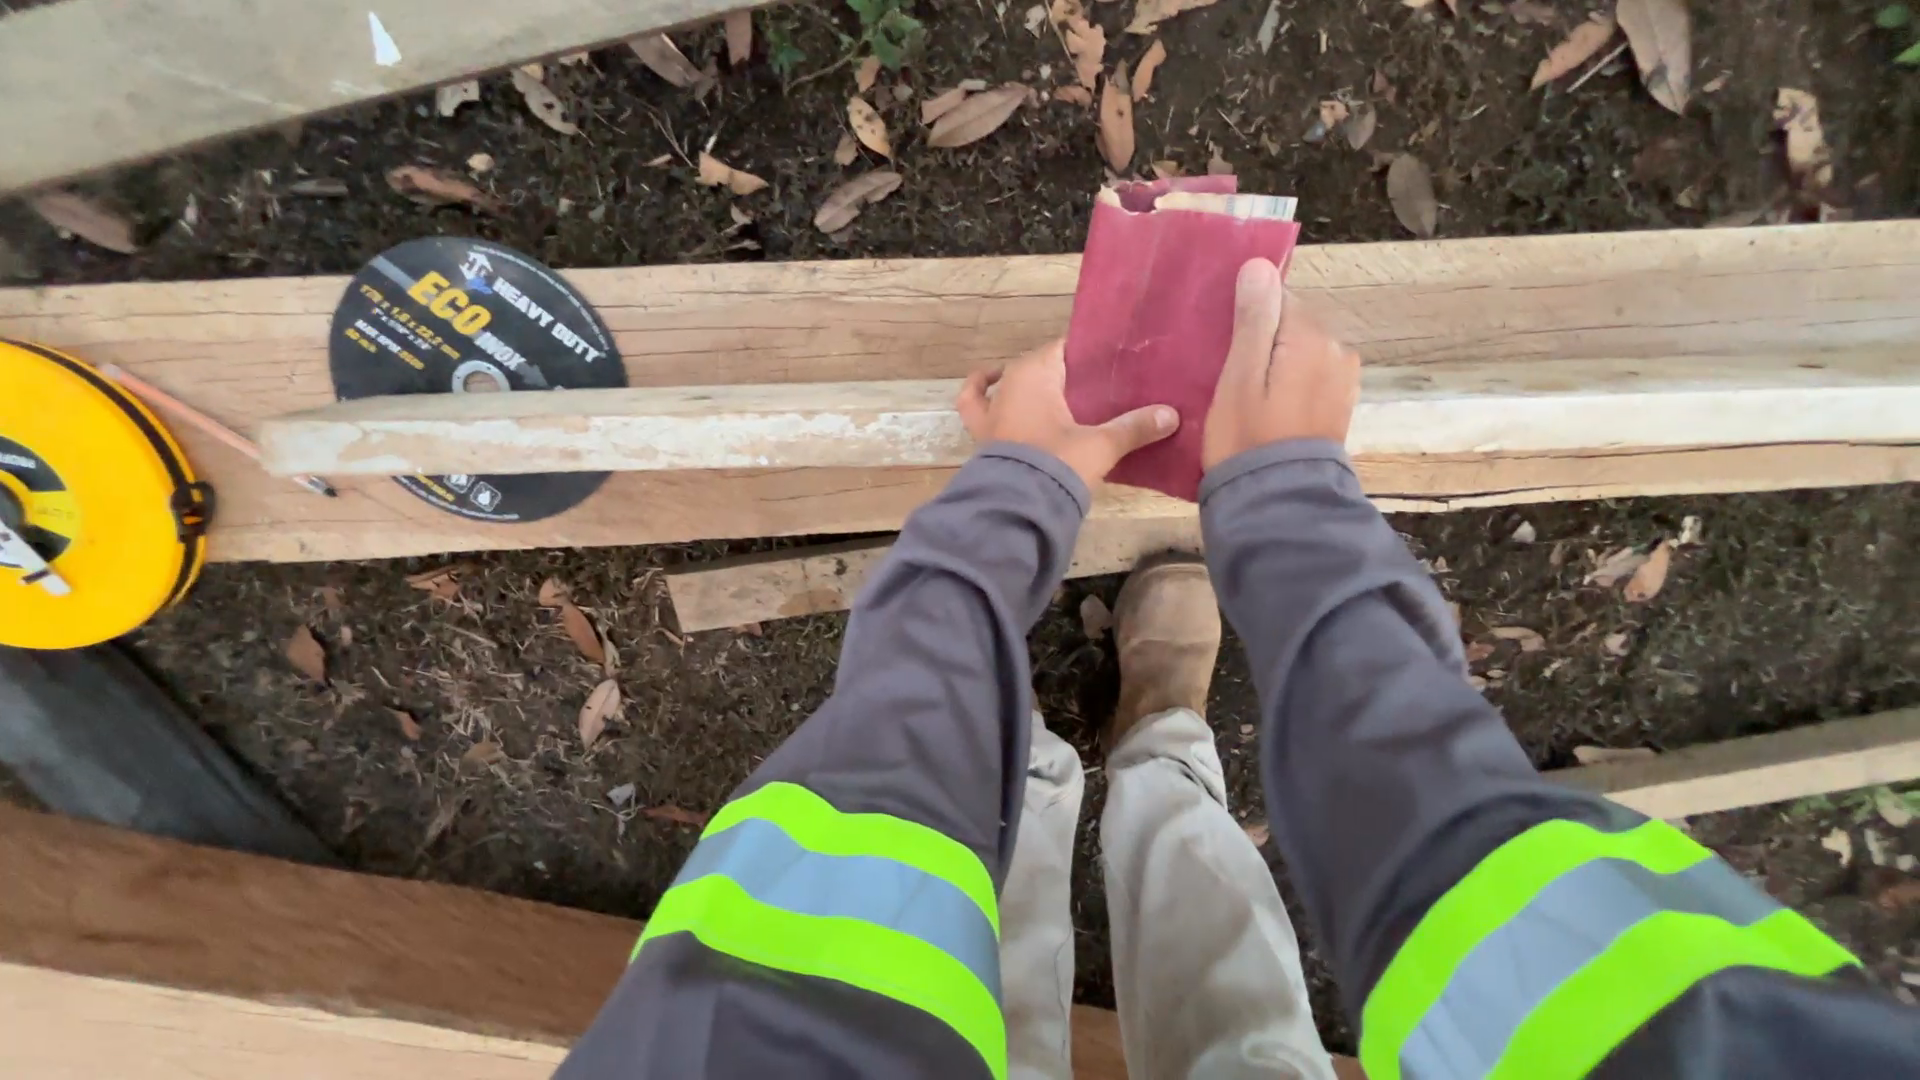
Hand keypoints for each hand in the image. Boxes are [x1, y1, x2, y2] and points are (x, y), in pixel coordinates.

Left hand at [957, 340, 1178, 488]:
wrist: (1015, 508)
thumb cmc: (1057, 464)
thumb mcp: (1101, 445)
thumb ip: (1134, 427)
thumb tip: (1171, 415)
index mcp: (1034, 373)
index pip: (1064, 348)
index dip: (1086, 353)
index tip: (1110, 362)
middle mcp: (1008, 385)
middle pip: (1040, 367)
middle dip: (1063, 374)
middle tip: (1097, 386)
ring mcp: (991, 411)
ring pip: (1008, 384)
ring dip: (1028, 388)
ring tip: (1056, 396)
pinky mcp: (982, 437)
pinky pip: (978, 406)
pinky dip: (983, 396)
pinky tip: (992, 390)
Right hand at [1201, 258, 1360, 471]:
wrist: (1278, 500)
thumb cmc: (1247, 437)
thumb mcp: (1238, 377)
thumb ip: (1252, 320)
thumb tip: (1259, 265)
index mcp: (1312, 337)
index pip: (1278, 299)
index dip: (1247, 318)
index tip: (1222, 346)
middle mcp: (1338, 350)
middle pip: (1292, 325)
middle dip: (1263, 340)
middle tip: (1228, 375)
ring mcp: (1343, 381)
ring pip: (1300, 352)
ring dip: (1275, 365)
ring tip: (1245, 396)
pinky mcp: (1339, 407)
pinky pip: (1309, 378)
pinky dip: (1288, 385)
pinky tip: (1268, 410)